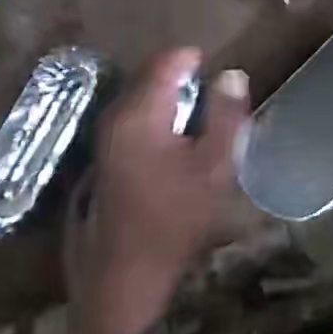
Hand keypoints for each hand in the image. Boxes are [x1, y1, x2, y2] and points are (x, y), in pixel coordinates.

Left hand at [65, 48, 248, 333]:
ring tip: (197, 116)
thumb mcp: (215, 165)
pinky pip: (131, 120)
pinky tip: (172, 144)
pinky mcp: (101, 159)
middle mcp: (114, 118)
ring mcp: (103, 140)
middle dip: (180, 78)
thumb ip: (226, 114)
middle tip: (211, 95)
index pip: (167, 62)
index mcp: (141, 113)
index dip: (193, 58)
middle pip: (149, 78)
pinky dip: (153, 119)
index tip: (216, 69)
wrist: (126, 276)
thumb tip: (231, 74)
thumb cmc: (176, 217)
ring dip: (166, 100)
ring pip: (139, 99)